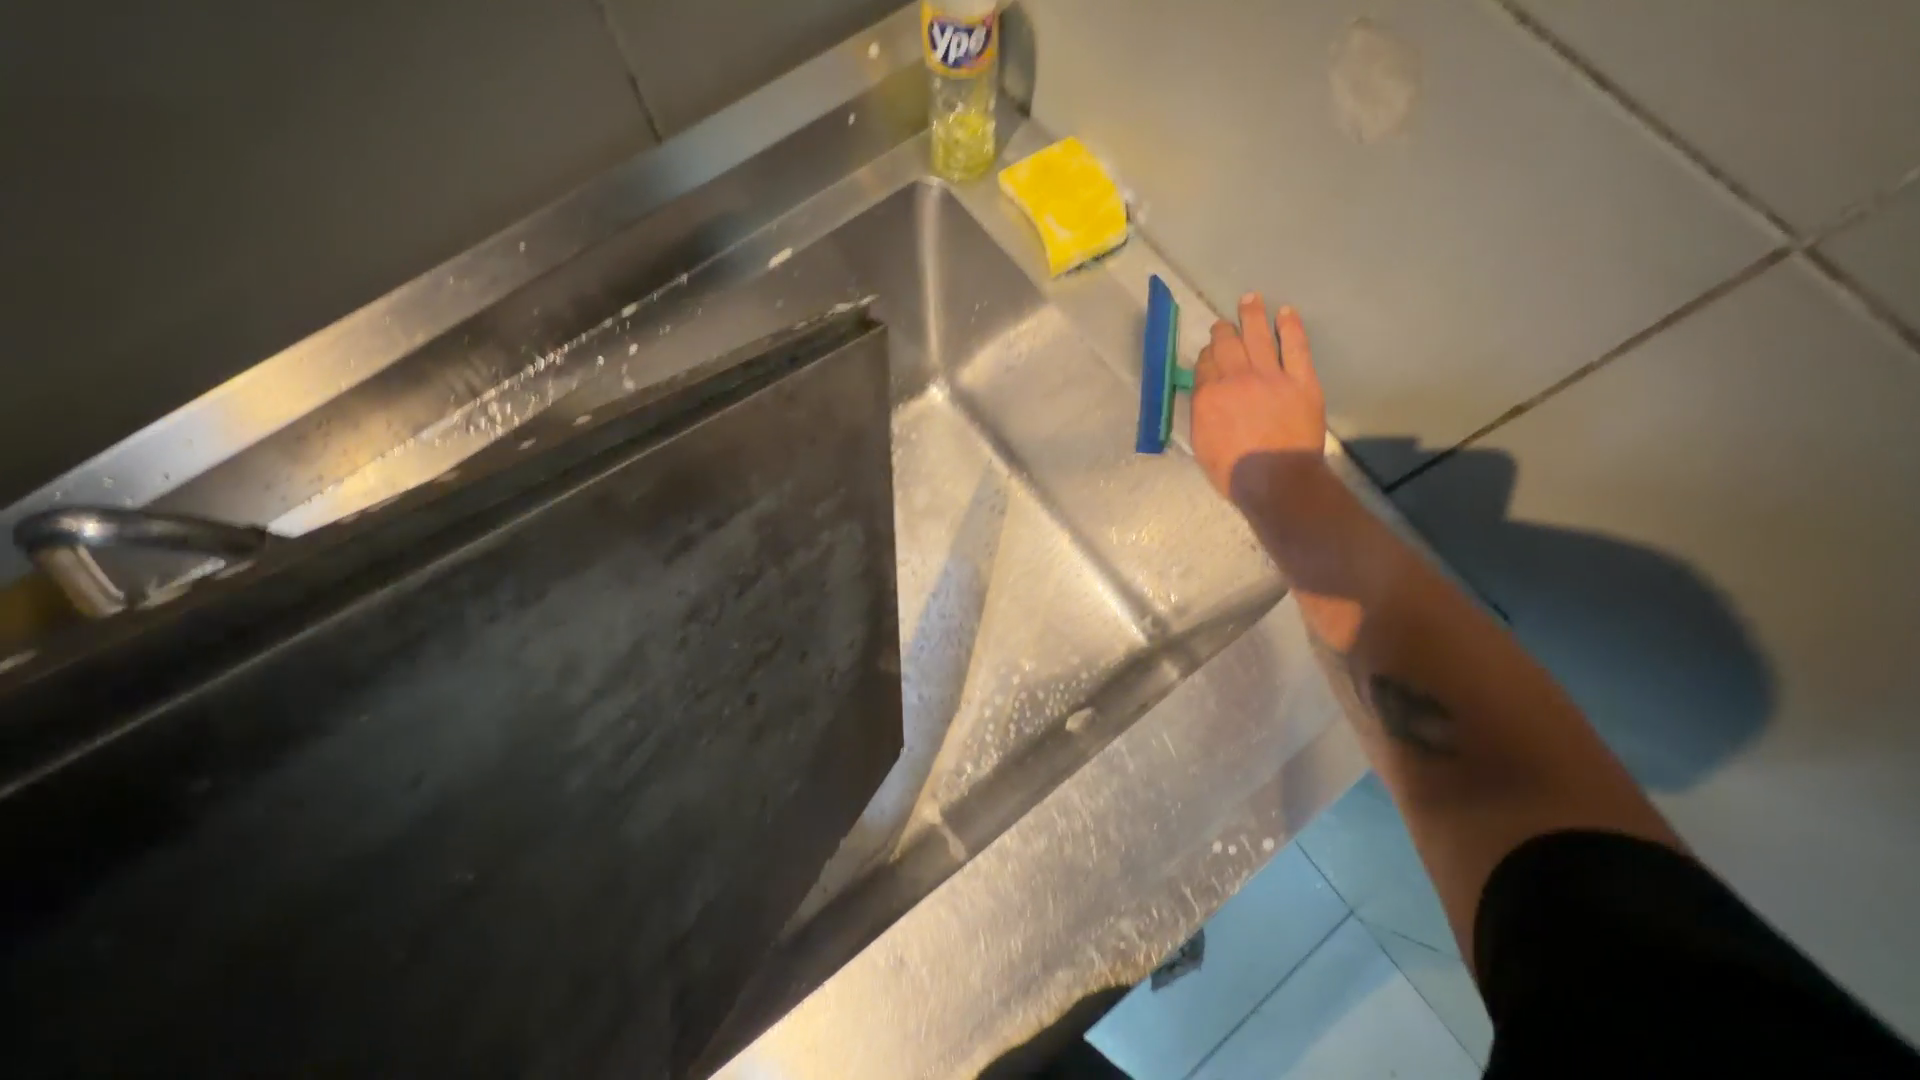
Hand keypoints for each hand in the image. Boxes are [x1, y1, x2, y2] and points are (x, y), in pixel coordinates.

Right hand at [1191, 294, 1327, 508]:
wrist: (1276, 480)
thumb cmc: (1234, 472)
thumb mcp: (1202, 445)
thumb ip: (1202, 413)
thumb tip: (1205, 394)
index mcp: (1209, 396)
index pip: (1205, 363)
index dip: (1208, 354)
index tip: (1211, 351)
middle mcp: (1236, 378)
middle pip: (1227, 343)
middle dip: (1224, 330)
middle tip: (1224, 323)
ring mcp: (1270, 376)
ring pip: (1258, 336)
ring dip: (1252, 314)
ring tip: (1250, 299)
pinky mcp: (1301, 380)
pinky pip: (1295, 346)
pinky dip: (1290, 326)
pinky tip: (1286, 313)